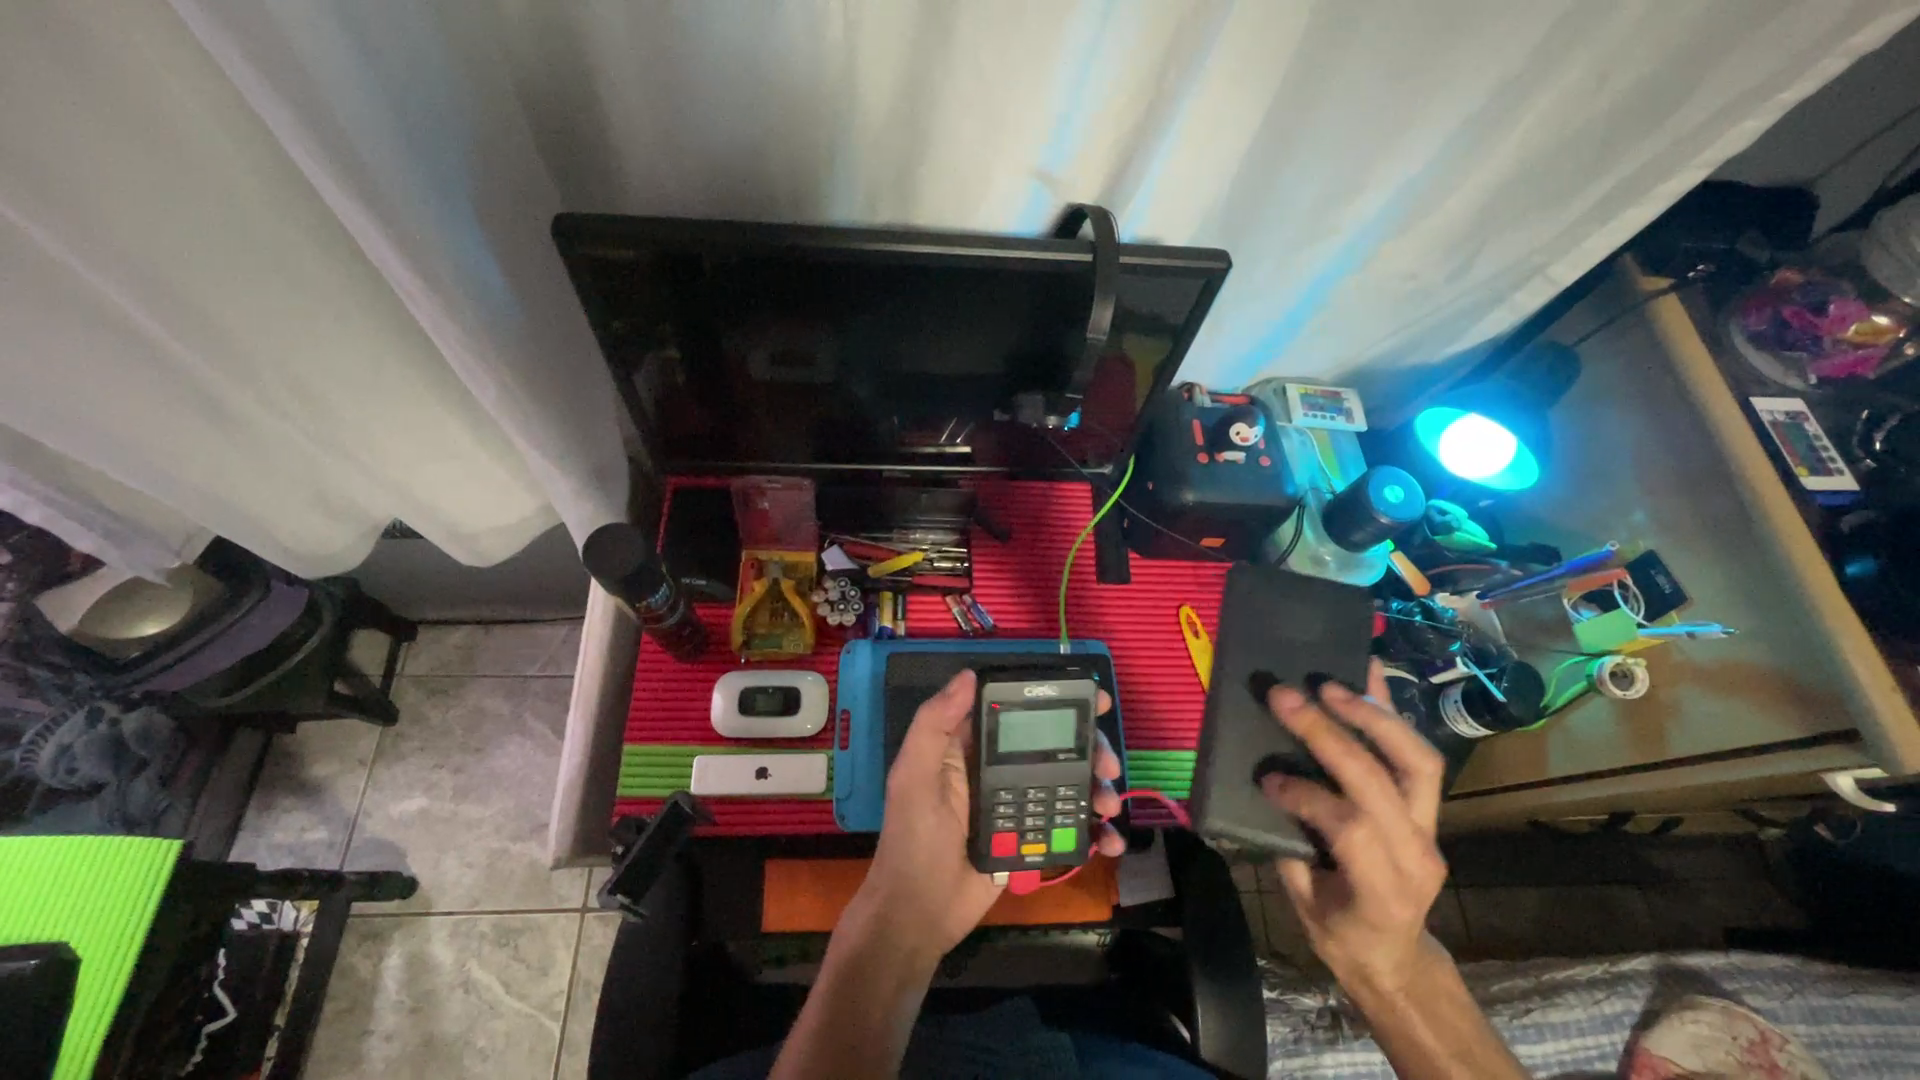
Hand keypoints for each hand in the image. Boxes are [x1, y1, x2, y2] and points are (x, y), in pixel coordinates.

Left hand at [852, 669, 1125, 958]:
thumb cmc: (913, 838)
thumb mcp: (914, 775)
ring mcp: (1019, 806)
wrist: (919, 913)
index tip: (1092, 700)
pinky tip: (1110, 841)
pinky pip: (1071, 828)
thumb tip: (968, 675)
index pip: (1016, 713)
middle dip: (1089, 750)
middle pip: (1055, 747)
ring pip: (1070, 785)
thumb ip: (935, 724)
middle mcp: (998, 771)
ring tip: (1107, 805)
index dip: (1054, 702)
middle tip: (1108, 764)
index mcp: (970, 748)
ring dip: (1098, 789)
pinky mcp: (1031, 841)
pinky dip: (1096, 832)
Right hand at [1261, 659, 1449, 995]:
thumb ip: (1292, 845)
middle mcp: (1418, 853)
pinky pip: (1418, 756)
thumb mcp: (1304, 904)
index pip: (1350, 826)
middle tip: (1286, 696)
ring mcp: (1432, 828)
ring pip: (1417, 759)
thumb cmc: (1340, 935)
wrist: (1395, 957)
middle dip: (1329, 733)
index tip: (1265, 780)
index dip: (1305, 796)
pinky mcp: (1431, 810)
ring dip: (1373, 715)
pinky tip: (1370, 677)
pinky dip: (1392, 714)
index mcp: (1383, 890)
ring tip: (1331, 684)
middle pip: (1381, 780)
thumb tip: (1270, 785)